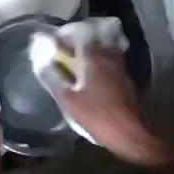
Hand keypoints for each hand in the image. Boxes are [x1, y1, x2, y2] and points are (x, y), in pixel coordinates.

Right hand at [54, 49, 172, 166]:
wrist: (127, 134)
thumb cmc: (96, 116)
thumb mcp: (69, 102)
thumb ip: (56, 83)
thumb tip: (44, 68)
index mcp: (96, 61)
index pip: (84, 40)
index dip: (71, 39)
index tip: (60, 42)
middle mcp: (112, 61)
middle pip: (99, 46)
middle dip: (86, 46)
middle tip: (73, 53)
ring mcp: (123, 73)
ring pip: (110, 57)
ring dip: (98, 58)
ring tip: (86, 66)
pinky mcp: (129, 86)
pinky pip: (115, 70)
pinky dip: (106, 70)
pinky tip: (99, 81)